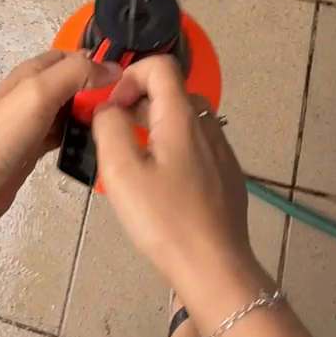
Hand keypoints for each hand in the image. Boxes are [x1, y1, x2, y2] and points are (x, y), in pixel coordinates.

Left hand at [0, 51, 117, 230]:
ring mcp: (35, 121)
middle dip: (101, 88)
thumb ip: (75, 74)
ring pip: (72, 109)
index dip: (100, 60)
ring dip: (93, 113)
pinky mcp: (36, 147)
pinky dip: (81, 137)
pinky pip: (65, 135)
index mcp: (33, 72)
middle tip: (132, 105)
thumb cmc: (0, 134)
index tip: (131, 75)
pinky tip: (98, 145)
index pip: (73, 55)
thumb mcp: (39, 92)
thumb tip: (111, 67)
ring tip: (123, 125)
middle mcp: (34, 92)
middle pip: (76, 82)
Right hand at [92, 56, 266, 309]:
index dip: (130, 75)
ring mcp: (222, 153)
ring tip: (135, 159)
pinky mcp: (227, 177)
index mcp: (181, 117)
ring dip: (156, 125)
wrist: (216, 270)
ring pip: (186, 119)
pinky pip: (198, 145)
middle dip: (140, 100)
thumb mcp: (120, 171)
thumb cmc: (164, 219)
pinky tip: (162, 184)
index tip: (112, 107)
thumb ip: (108, 126)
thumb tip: (107, 108)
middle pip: (173, 91)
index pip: (160, 66)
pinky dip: (174, 147)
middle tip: (116, 133)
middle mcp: (207, 127)